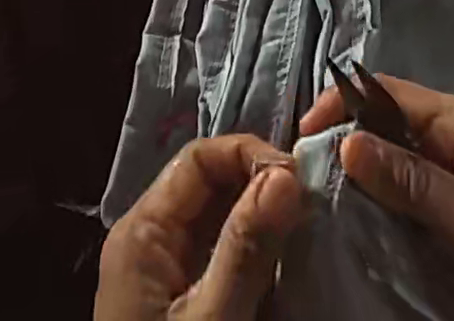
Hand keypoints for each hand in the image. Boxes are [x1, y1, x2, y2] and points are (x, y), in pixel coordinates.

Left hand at [95, 134, 307, 320]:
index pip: (198, 160)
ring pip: (219, 214)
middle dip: (260, 184)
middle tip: (310, 205)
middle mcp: (152, 237)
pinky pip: (222, 250)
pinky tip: (288, 259)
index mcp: (143, 231)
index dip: (248, 156)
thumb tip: (285, 175)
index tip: (297, 181)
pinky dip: (257, 248)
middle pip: (210, 183)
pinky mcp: (184, 297)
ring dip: (263, 215)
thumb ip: (245, 249)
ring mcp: (167, 268)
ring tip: (307, 226)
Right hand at [301, 74, 453, 320]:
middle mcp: (453, 139)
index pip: (386, 93)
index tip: (300, 138)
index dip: (341, 105)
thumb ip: (416, 184)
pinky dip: (378, 203)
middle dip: (343, 140)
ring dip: (357, 175)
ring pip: (390, 161)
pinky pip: (405, 195)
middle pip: (383, 124)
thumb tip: (346, 142)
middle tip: (302, 177)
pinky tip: (355, 220)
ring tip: (318, 198)